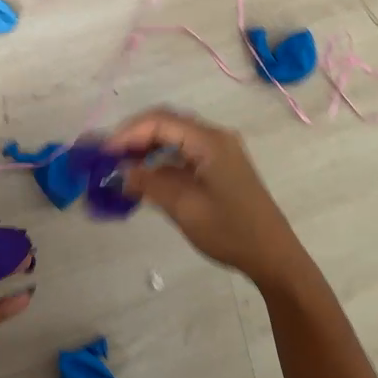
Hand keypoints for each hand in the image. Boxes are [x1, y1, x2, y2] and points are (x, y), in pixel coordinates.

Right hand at [105, 109, 305, 288]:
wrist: (273, 256)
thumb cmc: (230, 231)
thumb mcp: (184, 208)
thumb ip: (150, 184)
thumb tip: (120, 171)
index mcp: (209, 140)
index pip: (160, 121)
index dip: (128, 132)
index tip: (104, 152)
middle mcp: (215, 137)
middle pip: (167, 123)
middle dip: (135, 137)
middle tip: (108, 157)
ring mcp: (220, 151)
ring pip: (174, 137)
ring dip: (147, 148)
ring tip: (121, 167)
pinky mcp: (221, 166)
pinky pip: (184, 152)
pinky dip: (162, 160)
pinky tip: (146, 177)